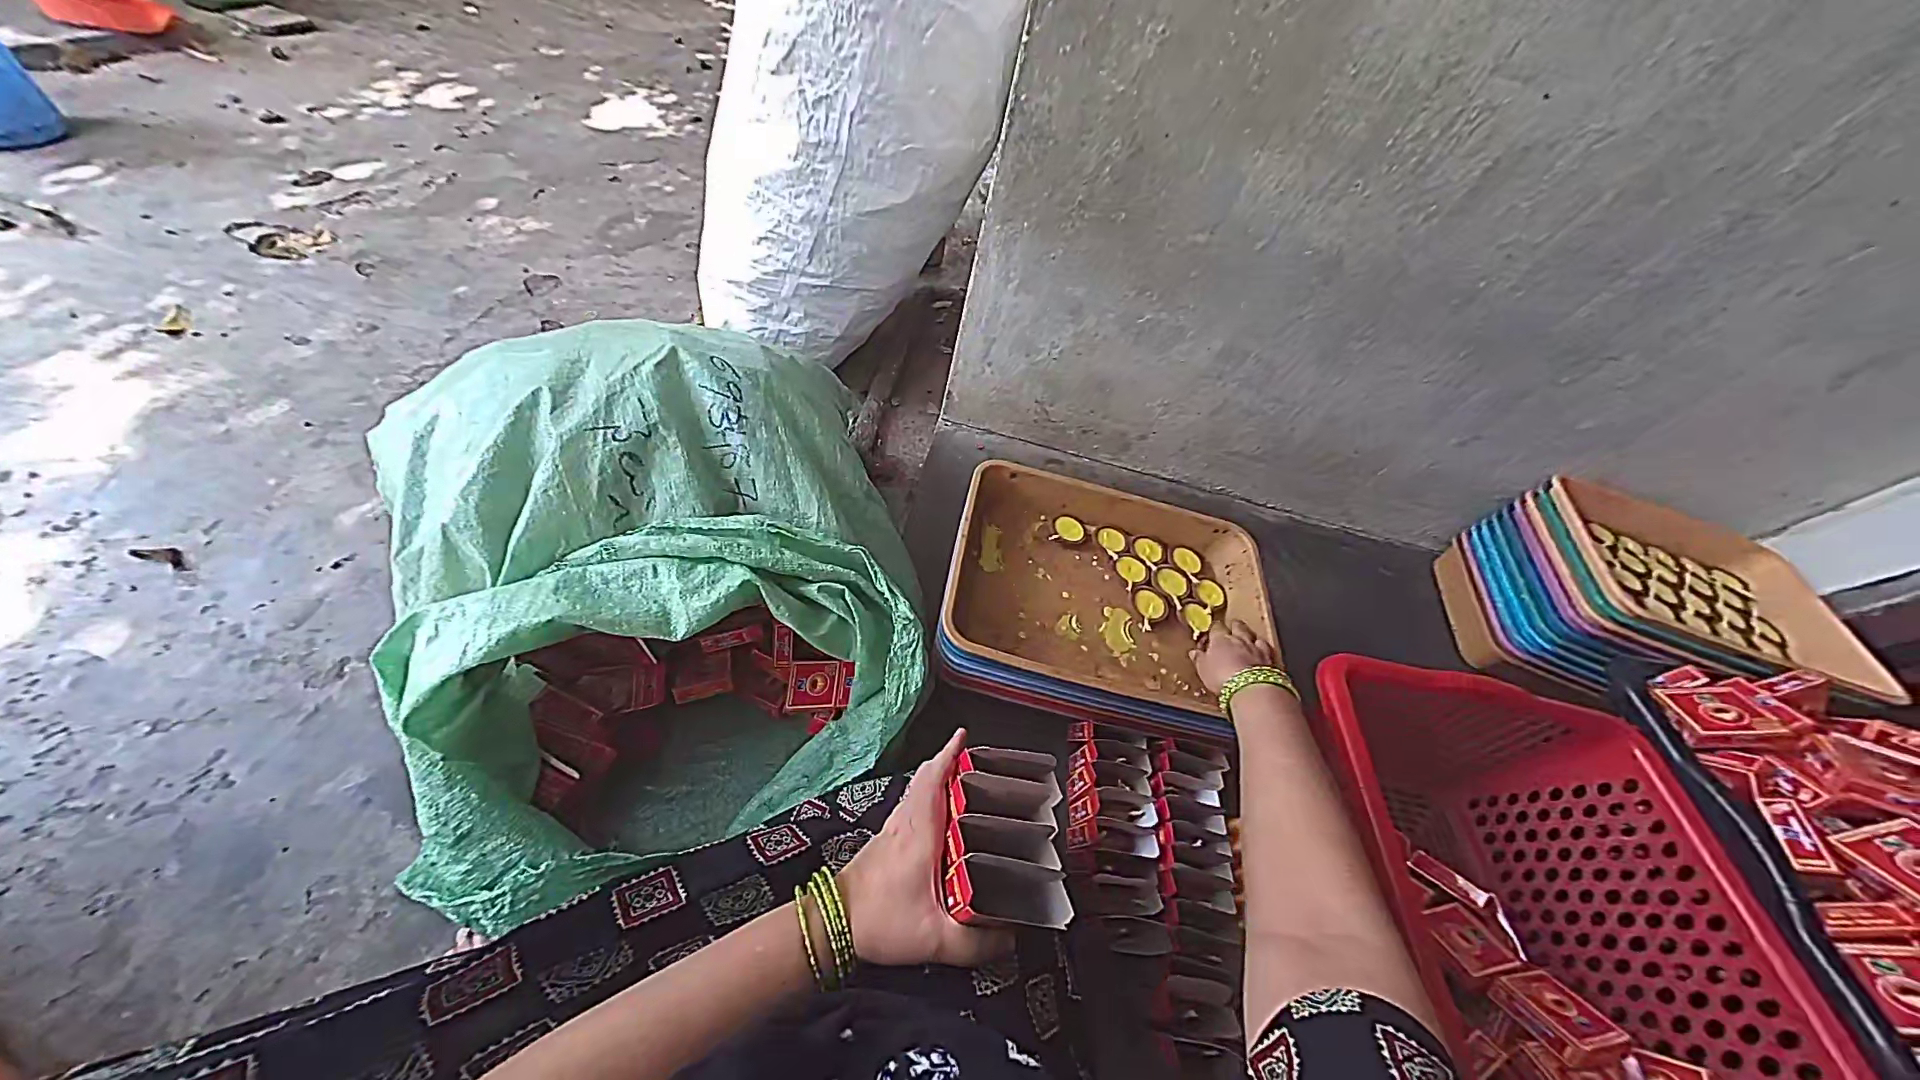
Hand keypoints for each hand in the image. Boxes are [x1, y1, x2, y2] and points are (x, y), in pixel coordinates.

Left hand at [836, 728, 1012, 967]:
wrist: (833, 924)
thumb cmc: (877, 922)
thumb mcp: (934, 939)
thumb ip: (976, 943)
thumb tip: (1010, 938)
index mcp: (919, 832)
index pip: (933, 779)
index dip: (948, 755)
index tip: (962, 736)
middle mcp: (905, 823)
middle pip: (926, 778)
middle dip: (949, 761)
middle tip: (974, 758)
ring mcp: (893, 829)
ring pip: (917, 791)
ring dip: (937, 778)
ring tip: (963, 781)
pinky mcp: (886, 841)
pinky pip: (911, 806)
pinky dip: (927, 797)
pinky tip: (940, 817)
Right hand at [1189, 619, 1278, 693]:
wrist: (1251, 689)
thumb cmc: (1224, 678)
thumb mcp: (1203, 670)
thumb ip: (1200, 659)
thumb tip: (1195, 653)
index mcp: (1221, 639)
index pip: (1216, 627)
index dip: (1215, 628)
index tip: (1213, 631)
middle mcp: (1240, 640)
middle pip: (1237, 626)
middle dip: (1234, 626)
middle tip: (1231, 627)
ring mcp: (1257, 648)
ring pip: (1254, 636)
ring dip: (1250, 637)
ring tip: (1248, 640)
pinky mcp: (1272, 659)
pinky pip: (1268, 649)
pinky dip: (1264, 650)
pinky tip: (1263, 653)